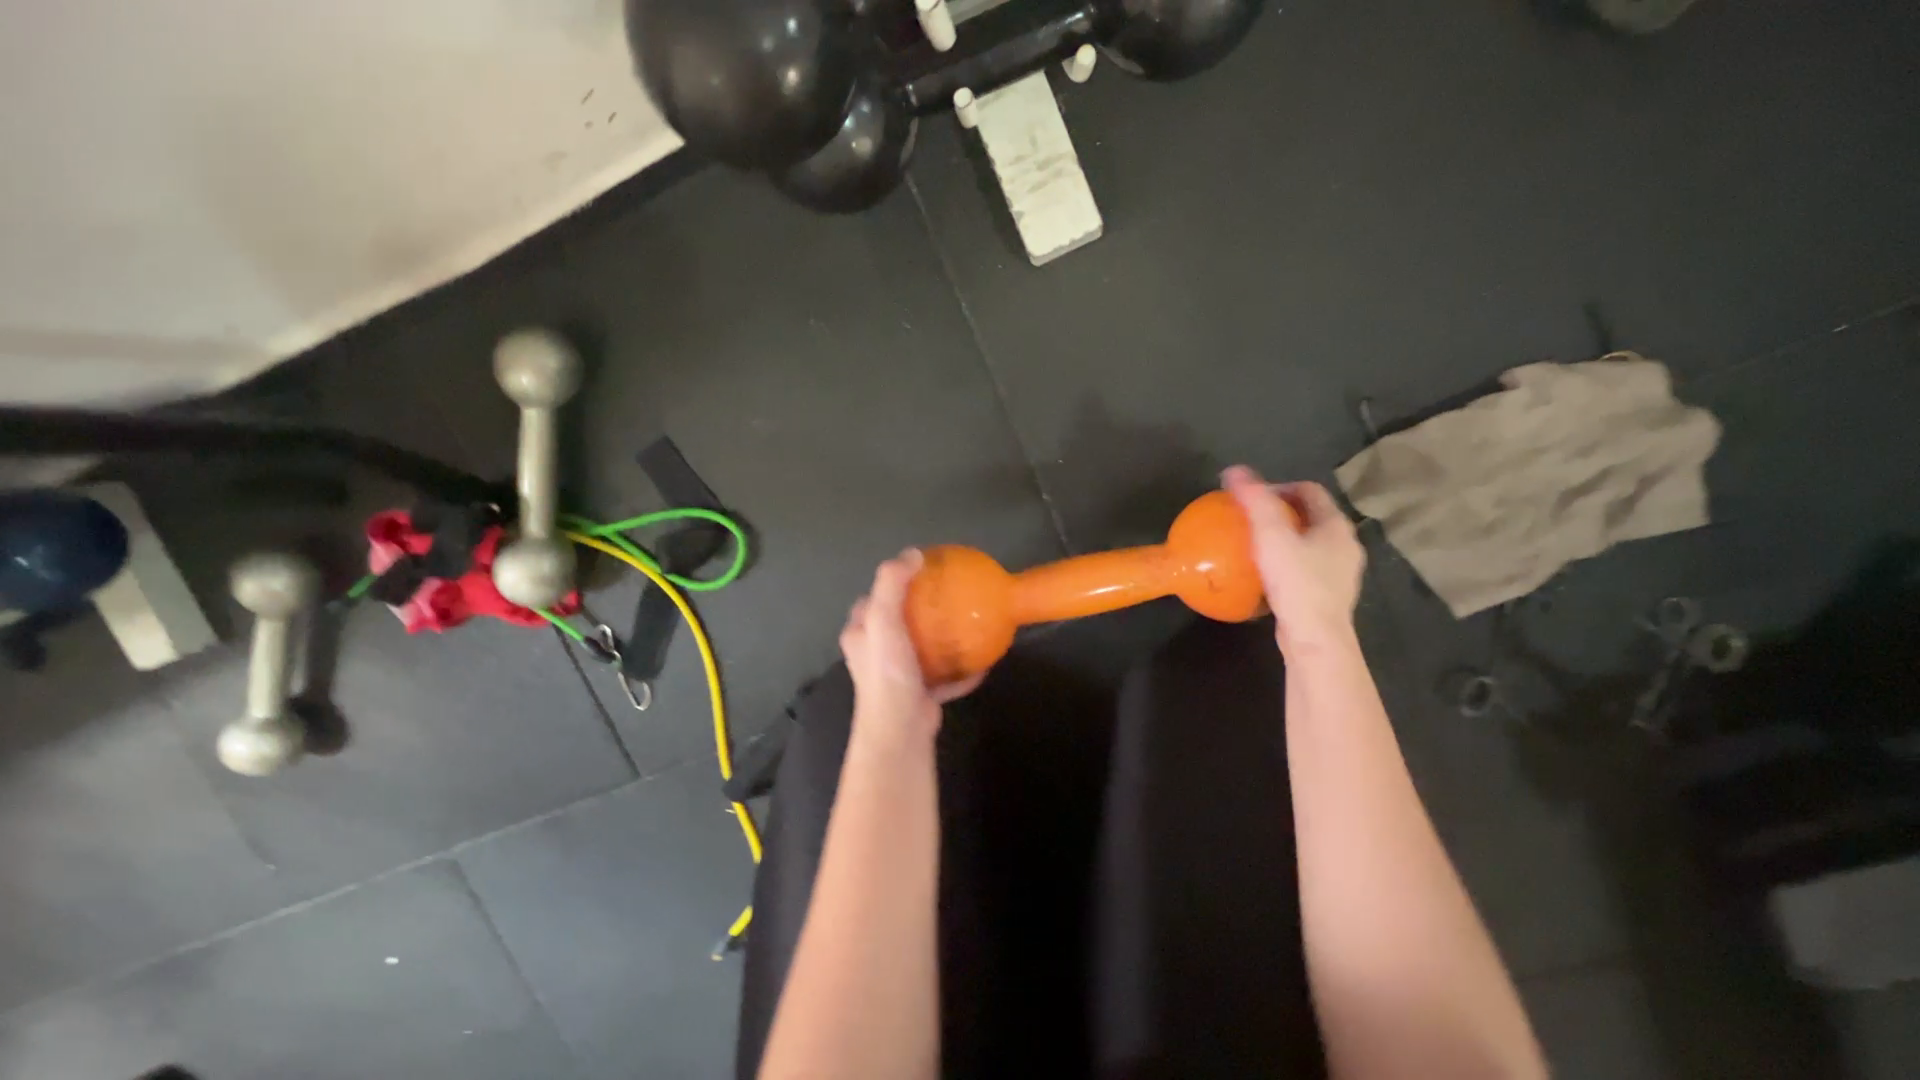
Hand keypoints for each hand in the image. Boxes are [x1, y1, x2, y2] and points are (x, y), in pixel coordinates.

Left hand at [840, 549, 982, 743]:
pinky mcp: (921, 695)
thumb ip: (892, 583)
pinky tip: (982, 659)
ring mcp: (898, 676)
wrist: (900, 729)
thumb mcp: (883, 619)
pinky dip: (961, 667)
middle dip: (920, 609)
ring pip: (922, 648)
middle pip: (898, 623)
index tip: (920, 572)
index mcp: (860, 634)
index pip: (871, 600)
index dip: (891, 584)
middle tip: (948, 595)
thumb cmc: (887, 672)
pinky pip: (944, 675)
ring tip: (966, 622)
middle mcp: (875, 655)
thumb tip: (913, 553)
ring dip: (942, 637)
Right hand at [1222, 465, 1365, 654]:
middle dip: (1281, 513)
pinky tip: (1263, 576)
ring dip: (1284, 540)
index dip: (1280, 486)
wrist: (1316, 639)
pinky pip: (1306, 570)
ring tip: (1254, 546)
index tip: (1253, 497)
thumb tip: (1233, 470)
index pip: (1310, 490)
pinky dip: (1286, 564)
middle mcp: (1345, 546)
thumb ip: (1254, 501)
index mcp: (1337, 525)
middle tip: (1250, 519)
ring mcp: (1340, 574)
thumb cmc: (1297, 582)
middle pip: (1311, 516)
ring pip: (1310, 544)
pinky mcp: (1328, 597)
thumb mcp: (1271, 536)